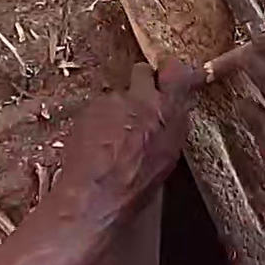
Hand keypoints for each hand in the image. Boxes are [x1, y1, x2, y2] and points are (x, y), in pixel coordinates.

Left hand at [58, 61, 201, 215]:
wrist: (96, 194)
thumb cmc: (136, 185)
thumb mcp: (168, 156)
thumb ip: (171, 126)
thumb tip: (171, 113)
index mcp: (168, 113)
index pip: (175, 72)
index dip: (169, 70)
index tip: (167, 72)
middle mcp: (142, 100)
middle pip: (142, 72)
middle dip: (140, 81)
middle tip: (136, 101)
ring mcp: (113, 101)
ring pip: (117, 95)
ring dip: (116, 108)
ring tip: (112, 136)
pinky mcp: (90, 106)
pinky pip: (97, 107)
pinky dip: (97, 120)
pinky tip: (96, 142)